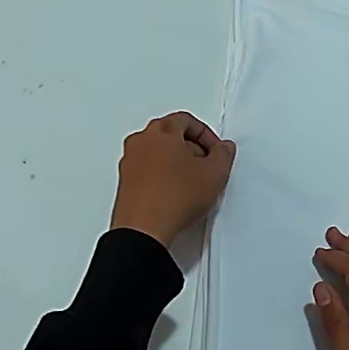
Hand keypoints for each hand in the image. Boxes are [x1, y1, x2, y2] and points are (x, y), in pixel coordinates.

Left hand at [109, 112, 236, 246]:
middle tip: (205, 163)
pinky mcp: (125, 182)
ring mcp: (129, 162)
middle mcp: (141, 142)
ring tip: (192, 181)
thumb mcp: (215, 174)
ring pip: (157, 152)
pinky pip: (147, 169)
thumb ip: (223, 154)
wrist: (144, 228)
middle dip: (191, 146)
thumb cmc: (172, 198)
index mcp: (161, 131)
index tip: (214, 150)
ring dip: (176, 161)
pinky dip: (162, 175)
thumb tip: (223, 149)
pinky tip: (176, 193)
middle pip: (170, 134)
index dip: (206, 135)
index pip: (186, 120)